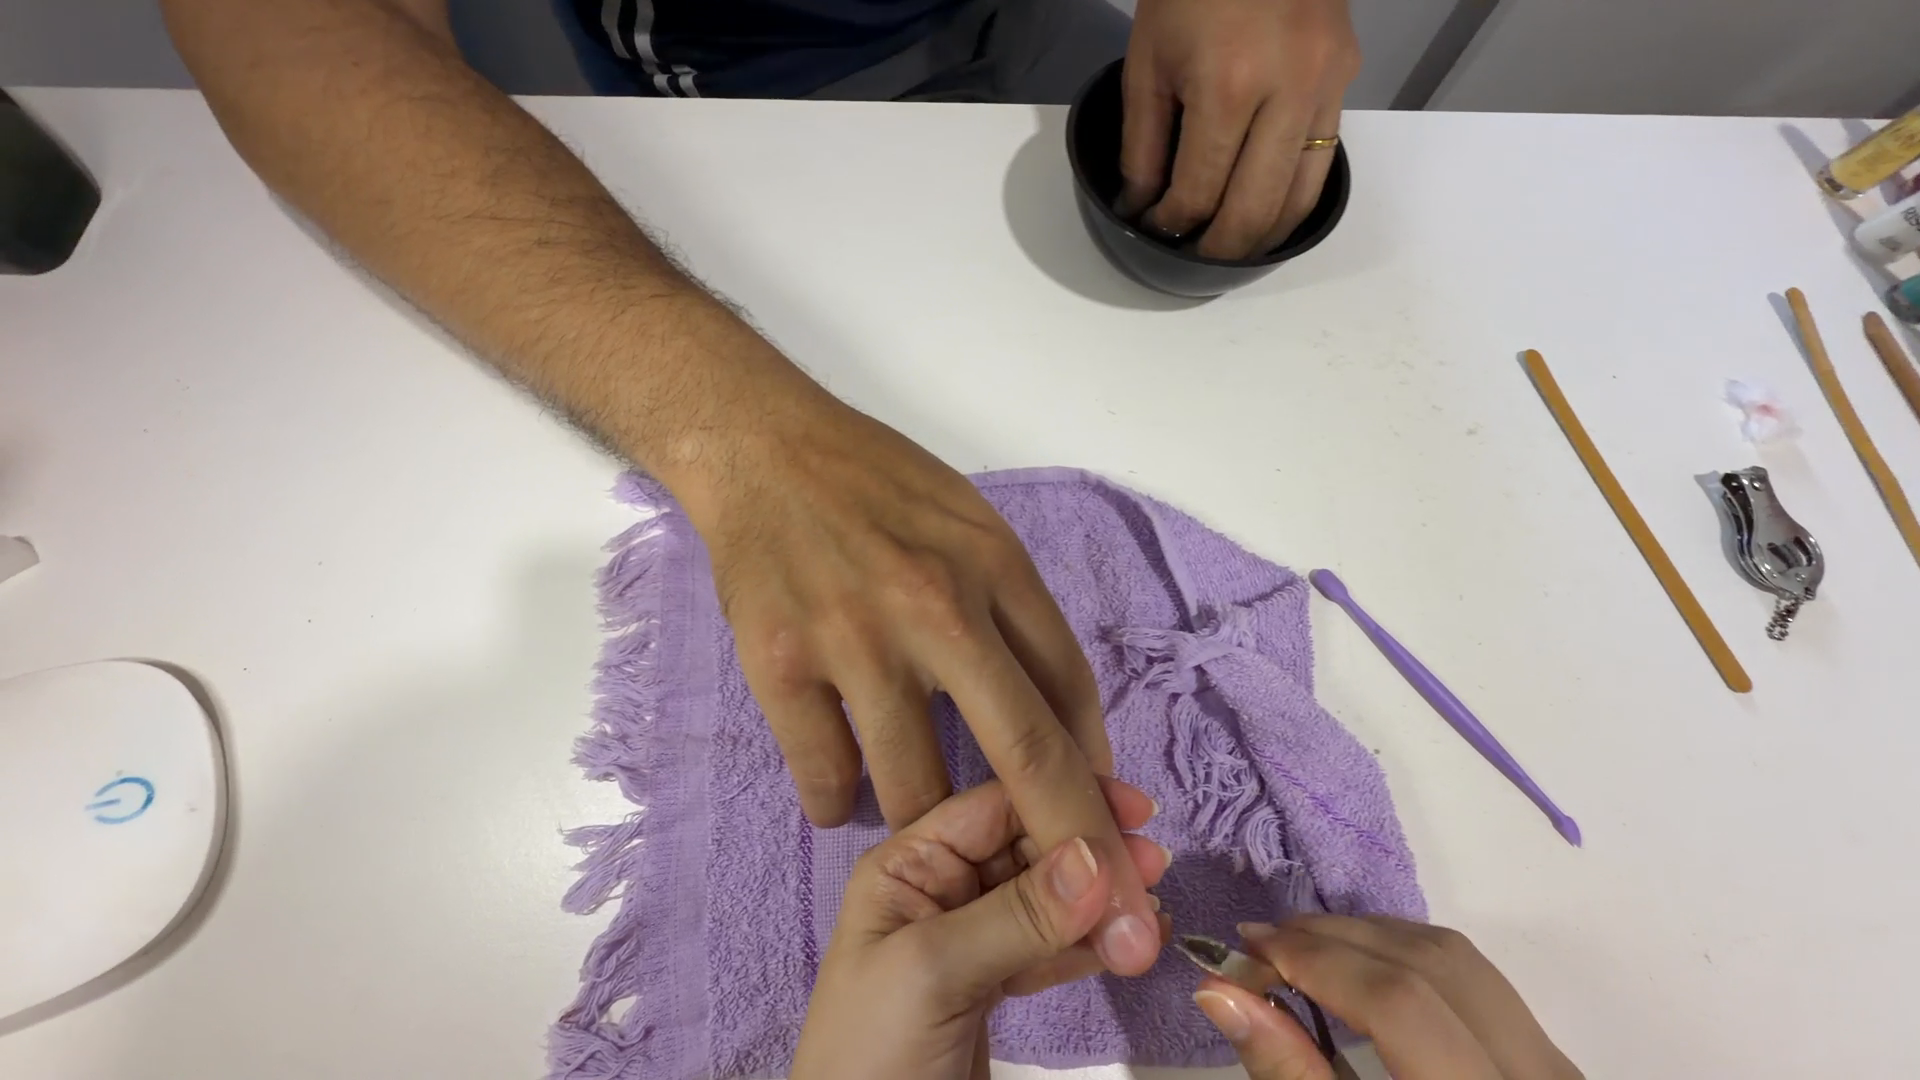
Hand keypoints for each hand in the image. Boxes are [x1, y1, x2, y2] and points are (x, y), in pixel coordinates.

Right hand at [672, 385, 1160, 973]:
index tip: (1115, 830)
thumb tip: (1063, 719)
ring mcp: (853, 641)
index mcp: (994, 567)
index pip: (1071, 692)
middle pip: (1025, 752)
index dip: (1099, 775)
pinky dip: (839, 802)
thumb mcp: (974, 526)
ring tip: (925, 826)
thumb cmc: (877, 483)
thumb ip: (1022, 616)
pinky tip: (844, 793)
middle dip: (1076, 848)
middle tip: (1114, 926)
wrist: (763, 451)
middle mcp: (935, 608)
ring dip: (929, 825)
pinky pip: (824, 778)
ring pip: (914, 788)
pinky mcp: (779, 667)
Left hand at [791, 778, 1172, 1079]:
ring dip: (1099, 903)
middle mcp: (940, 886)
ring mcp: (969, 936)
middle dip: (1090, 856)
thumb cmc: (871, 1055)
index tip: (1134, 808)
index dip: (1061, 799)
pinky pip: (1050, 949)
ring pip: (1047, 900)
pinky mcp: (993, 984)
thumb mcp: (935, 972)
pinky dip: (1090, 946)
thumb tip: (1099, 855)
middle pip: (1028, 850)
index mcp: (910, 863)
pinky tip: (1130, 943)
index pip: (995, 809)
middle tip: (1156, 866)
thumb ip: (1017, 914)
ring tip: (1153, 910)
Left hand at [1119, 0, 1359, 259]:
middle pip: (1253, 210)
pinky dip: (1291, 202)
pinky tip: (1265, 214)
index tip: (1154, 226)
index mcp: (1229, 87)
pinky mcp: (1346, 79)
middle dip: (1216, 248)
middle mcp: (1288, 94)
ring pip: (1298, 199)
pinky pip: (1322, 164)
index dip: (1170, 223)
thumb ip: (1142, 148)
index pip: (1198, 192)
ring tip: (1228, 248)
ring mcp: (1327, 86)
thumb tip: (1142, 206)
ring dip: (1260, 238)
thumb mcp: (1147, 64)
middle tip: (1192, 254)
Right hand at [1191, 917, 1584, 1078]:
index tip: (1249, 946)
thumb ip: (1287, 1072)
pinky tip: (1359, 965)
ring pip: (1453, 958)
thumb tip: (1218, 988)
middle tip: (1261, 943)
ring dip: (1365, 937)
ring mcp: (1557, 1070)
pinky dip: (1403, 952)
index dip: (1318, 962)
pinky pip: (1471, 976)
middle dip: (1331, 940)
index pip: (1400, 1005)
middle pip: (1427, 966)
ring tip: (1302, 947)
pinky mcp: (1551, 1062)